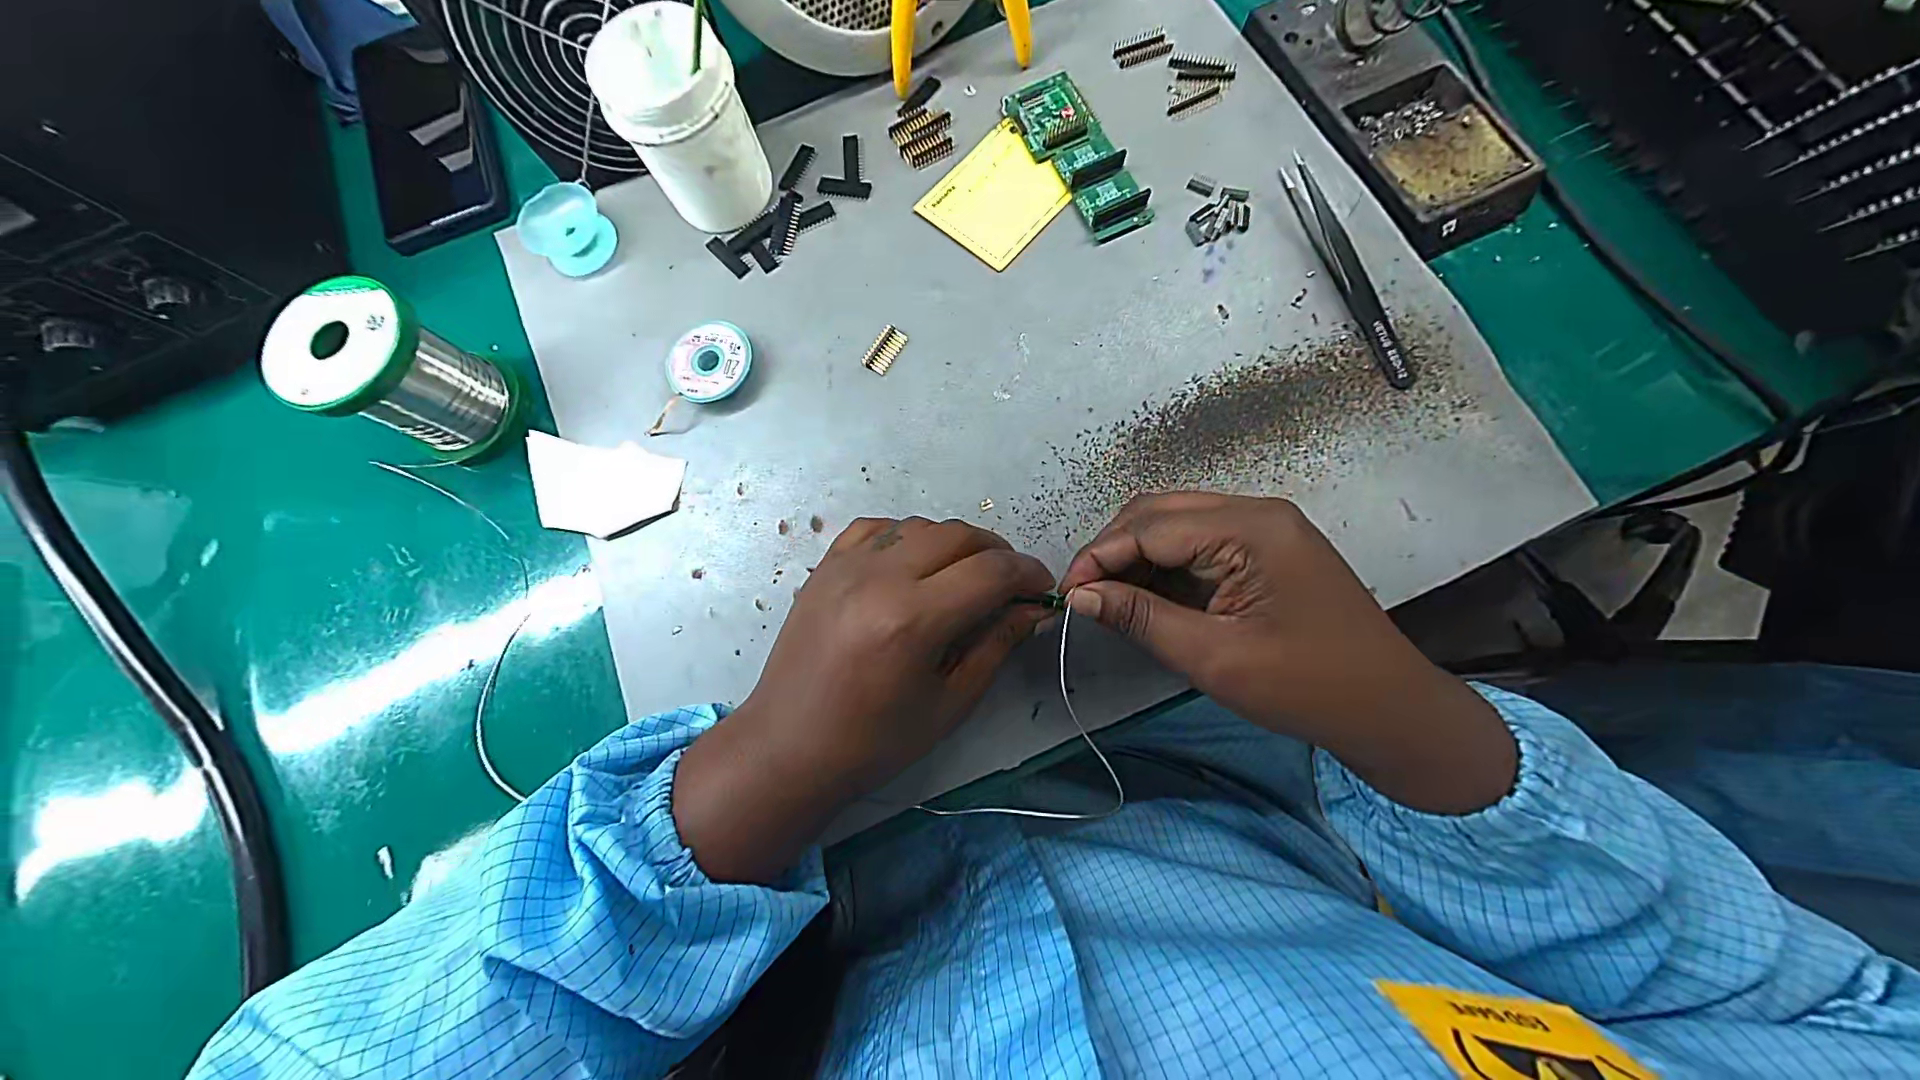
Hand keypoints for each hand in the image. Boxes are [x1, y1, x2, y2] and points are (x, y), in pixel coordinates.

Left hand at [675, 517, 1054, 881]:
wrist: (788, 747)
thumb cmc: (873, 741)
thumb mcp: (949, 702)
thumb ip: (995, 645)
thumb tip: (1031, 608)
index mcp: (912, 619)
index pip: (991, 571)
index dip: (1027, 574)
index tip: (1040, 589)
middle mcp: (878, 579)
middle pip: (959, 535)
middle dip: (997, 553)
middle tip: (1009, 585)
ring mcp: (846, 567)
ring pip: (920, 525)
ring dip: (954, 543)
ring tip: (963, 577)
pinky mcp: (824, 567)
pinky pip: (876, 528)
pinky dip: (906, 536)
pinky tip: (913, 564)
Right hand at [1058, 493, 1514, 813]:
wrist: (1391, 711)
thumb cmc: (1306, 687)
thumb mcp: (1213, 657)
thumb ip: (1141, 618)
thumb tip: (1080, 596)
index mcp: (1251, 528)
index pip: (1151, 526)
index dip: (1099, 556)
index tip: (1066, 595)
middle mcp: (1256, 512)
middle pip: (1159, 512)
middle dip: (1112, 549)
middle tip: (1083, 594)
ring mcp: (1264, 528)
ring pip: (1174, 524)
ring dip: (1135, 556)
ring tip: (1106, 597)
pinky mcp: (1264, 549)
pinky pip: (1197, 544)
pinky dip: (1163, 566)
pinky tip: (1144, 596)